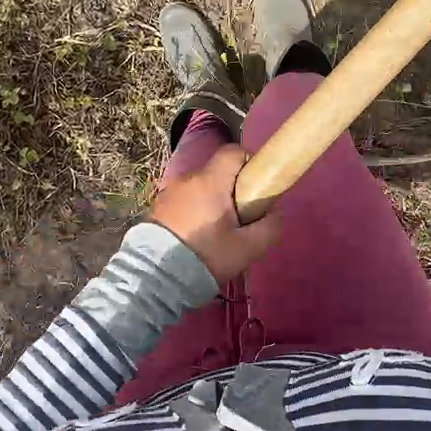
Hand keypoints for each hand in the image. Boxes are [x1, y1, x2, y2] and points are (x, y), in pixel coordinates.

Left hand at [149, 145, 279, 281]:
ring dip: (212, 204)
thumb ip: (269, 228)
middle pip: (218, 174)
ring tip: (216, 235)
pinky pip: (184, 202)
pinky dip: (194, 213)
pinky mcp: (158, 209)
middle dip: (233, 192)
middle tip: (239, 221)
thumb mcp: (247, 249)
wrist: (156, 278)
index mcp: (210, 181)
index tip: (256, 190)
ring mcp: (169, 193)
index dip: (249, 164)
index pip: (233, 152)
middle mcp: (187, 179)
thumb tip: (274, 213)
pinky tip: (196, 239)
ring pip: (201, 190)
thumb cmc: (206, 256)